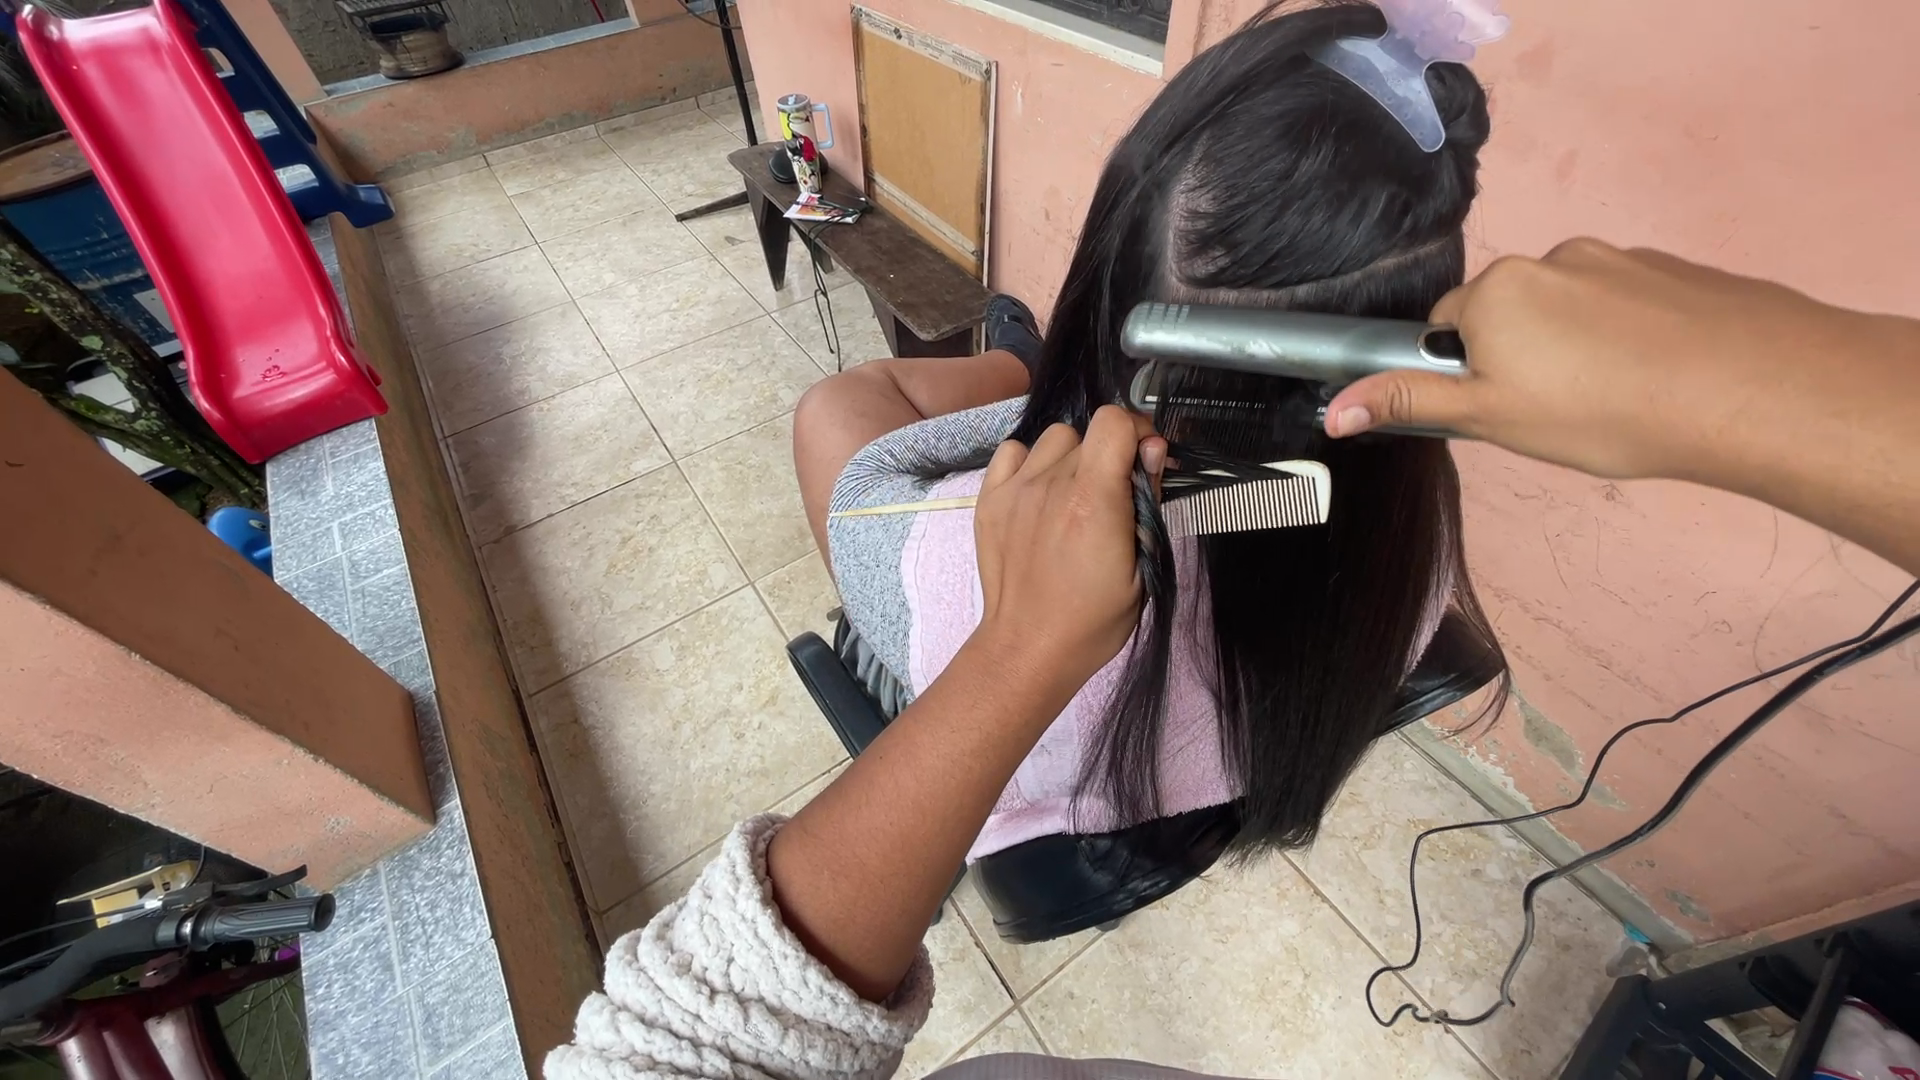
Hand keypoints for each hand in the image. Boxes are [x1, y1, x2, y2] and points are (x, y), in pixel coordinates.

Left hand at [971, 406, 1166, 691]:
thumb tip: (1151, 449)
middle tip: (1111, 498)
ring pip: (1052, 440)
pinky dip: (1029, 463)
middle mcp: (1049, 485)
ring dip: (1071, 458)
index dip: (1136, 432)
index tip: (1144, 460)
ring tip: (1073, 496)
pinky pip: (1011, 452)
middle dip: (1109, 457)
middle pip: (1087, 435)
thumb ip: (1146, 501)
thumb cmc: (1093, 619)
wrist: (1028, 647)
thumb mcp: (1141, 568)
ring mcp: (1013, 490)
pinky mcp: (988, 500)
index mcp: (1092, 501)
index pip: (1113, 422)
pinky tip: (1039, 493)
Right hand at [1323, 239, 1912, 486]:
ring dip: (1564, 342)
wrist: (1758, 392)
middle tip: (1543, 405)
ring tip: (1602, 393)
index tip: (1492, 402)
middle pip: (1501, 311)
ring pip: (1560, 308)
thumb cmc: (1597, 411)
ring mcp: (1617, 257)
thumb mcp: (1487, 417)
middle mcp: (1549, 259)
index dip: (1459, 368)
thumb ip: (1408, 403)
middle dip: (1510, 352)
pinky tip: (1645, 370)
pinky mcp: (1672, 268)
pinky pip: (1616, 301)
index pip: (1445, 325)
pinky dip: (1617, 332)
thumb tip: (1331, 412)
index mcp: (1496, 290)